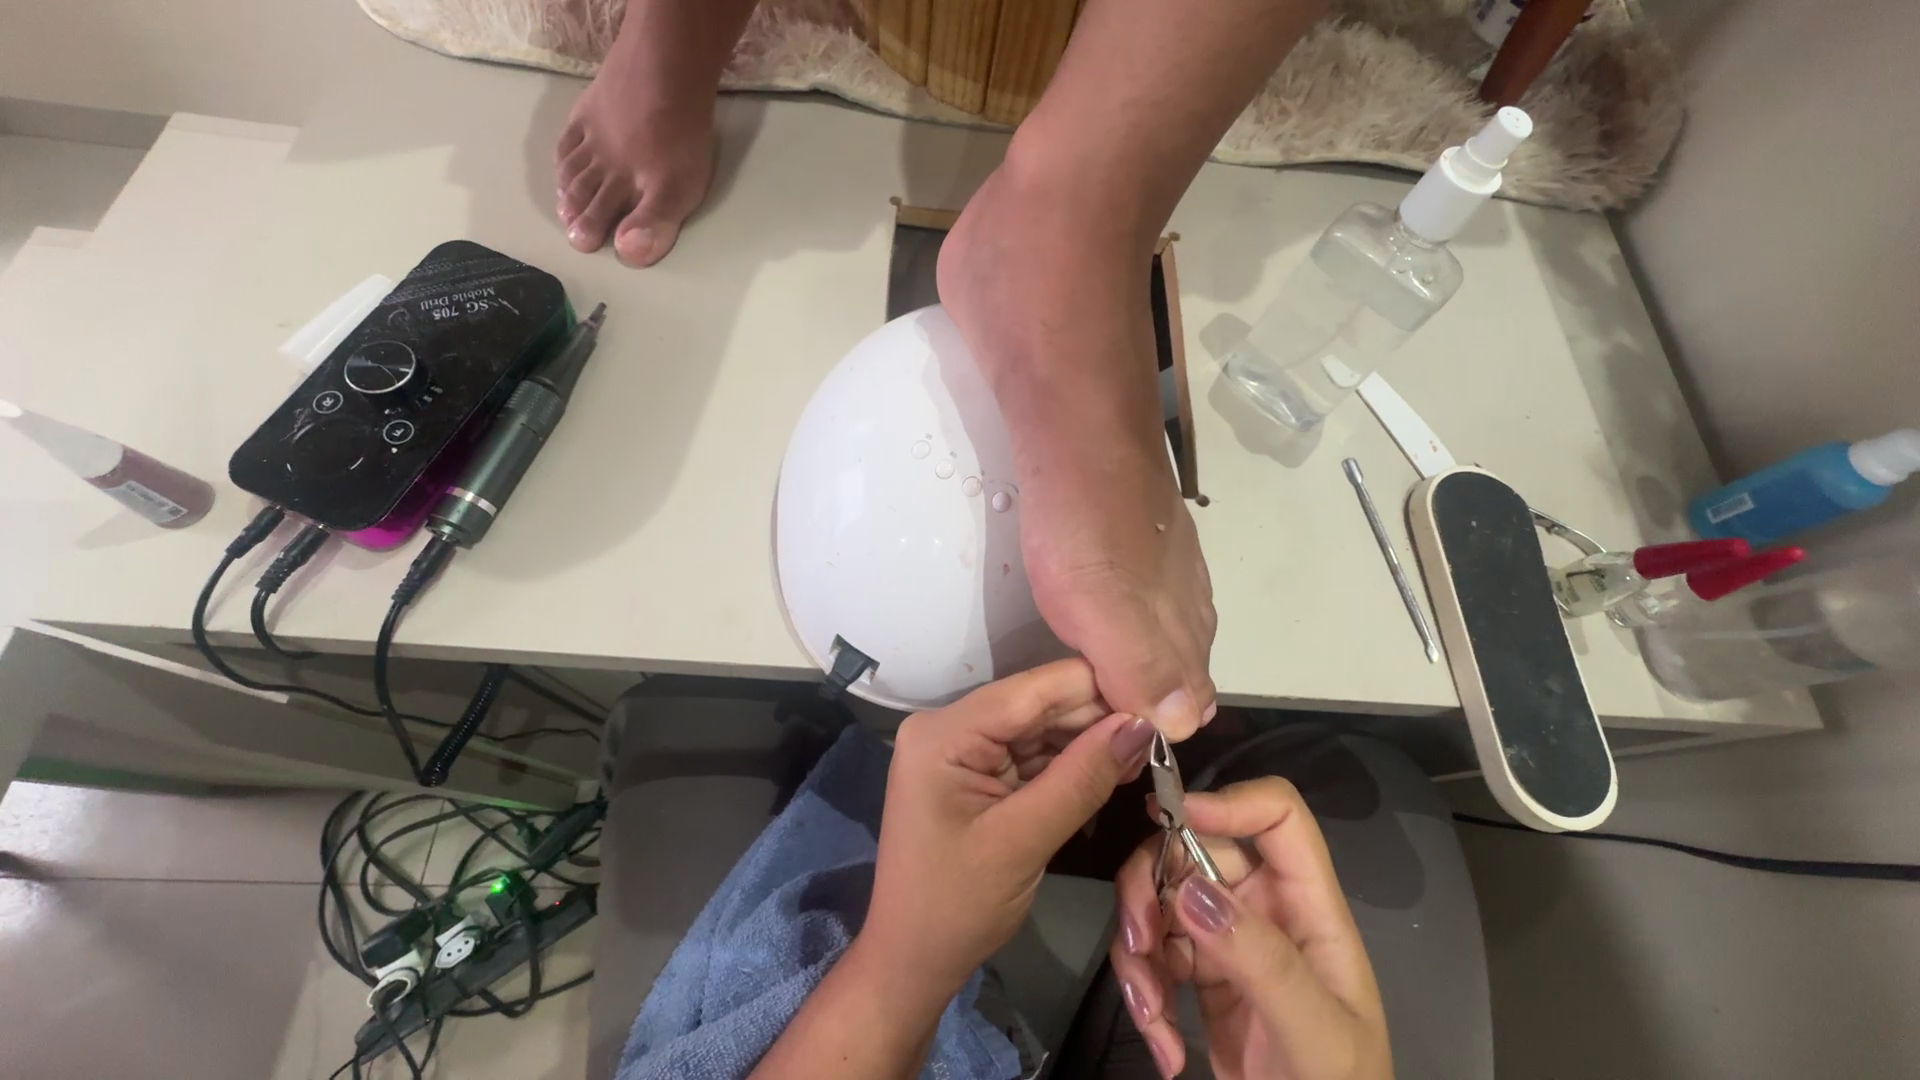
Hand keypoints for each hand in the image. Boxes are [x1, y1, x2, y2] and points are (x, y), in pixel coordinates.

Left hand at [862, 659, 1157, 994]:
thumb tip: (1140, 727)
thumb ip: (1081, 779)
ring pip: (1041, 726)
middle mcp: (950, 726)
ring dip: (1091, 738)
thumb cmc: (956, 906)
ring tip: (1150, 751)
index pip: (1032, 690)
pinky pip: (1033, 752)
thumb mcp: (1022, 842)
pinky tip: (1116, 765)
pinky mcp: (978, 770)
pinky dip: (1073, 760)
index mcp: (944, 733)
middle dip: (1098, 716)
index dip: (1097, 687)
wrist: (913, 959)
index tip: (1159, 699)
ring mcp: (963, 747)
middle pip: (1038, 704)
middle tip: (1163, 733)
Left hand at [938, 167, 1218, 739]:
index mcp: (1165, 575)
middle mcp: (1143, 542)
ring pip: (1101, 578)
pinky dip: (1038, 563)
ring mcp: (1096, 497)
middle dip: (1119, 680)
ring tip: (1046, 664)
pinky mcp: (1050, 459)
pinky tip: (1014, 574)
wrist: (1049, 316)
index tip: (1105, 764)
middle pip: (1146, 628)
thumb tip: (1183, 726)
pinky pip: (1049, 526)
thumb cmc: (1076, 461)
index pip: (1177, 670)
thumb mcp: (1105, 580)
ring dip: (1081, 622)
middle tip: (1066, 725)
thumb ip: (1140, 652)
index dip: (1152, 719)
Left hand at [1018, 449, 1217, 740]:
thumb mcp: (1103, 614)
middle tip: (1088, 720)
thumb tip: (1183, 729)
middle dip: (1144, 704)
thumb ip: (1143, 670)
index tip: (1101, 745)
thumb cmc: (1086, 533)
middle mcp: (1191, 610)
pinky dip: (1126, 624)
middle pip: (1179, 677)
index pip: (1188, 709)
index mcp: (1185, 637)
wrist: (1084, 439)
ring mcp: (1174, 573)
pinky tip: (1101, 619)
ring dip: (1136, 665)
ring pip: (1164, 638)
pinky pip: (1147, 601)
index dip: (1150, 732)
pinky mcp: (1152, 544)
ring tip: (1095, 680)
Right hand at [1110, 778, 1391, 1079]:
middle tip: (1137, 941)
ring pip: (1160, 898)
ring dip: (1139, 951)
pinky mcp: (1197, 971)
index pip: (1277, 817)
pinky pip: (1151, 950)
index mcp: (1309, 906)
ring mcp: (1227, 936)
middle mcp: (1265, 907)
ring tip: (1150, 1014)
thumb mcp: (1315, 1035)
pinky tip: (1162, 1043)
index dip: (1227, 801)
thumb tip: (1191, 889)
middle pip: (1194, 848)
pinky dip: (1143, 990)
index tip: (1169, 818)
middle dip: (1151, 887)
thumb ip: (1260, 961)